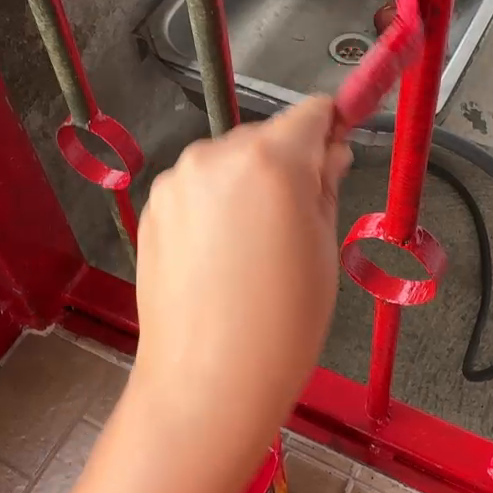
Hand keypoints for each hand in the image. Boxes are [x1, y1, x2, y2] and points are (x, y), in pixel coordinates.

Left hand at [126, 97, 351, 492]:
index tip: (338, 150)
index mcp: (272, 161)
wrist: (208, 380)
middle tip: (296, 221)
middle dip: (287, 166)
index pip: (312, 113)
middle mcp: (216, 156)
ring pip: (229, 164)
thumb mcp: (324, 249)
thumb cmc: (282, 325)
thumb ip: (326, 187)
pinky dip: (214, 207)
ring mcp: (178, 182)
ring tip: (254, 249)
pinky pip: (198, 190)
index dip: (331, 130)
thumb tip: (329, 154)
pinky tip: (221, 257)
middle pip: (267, 138)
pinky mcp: (154, 208)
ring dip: (247, 186)